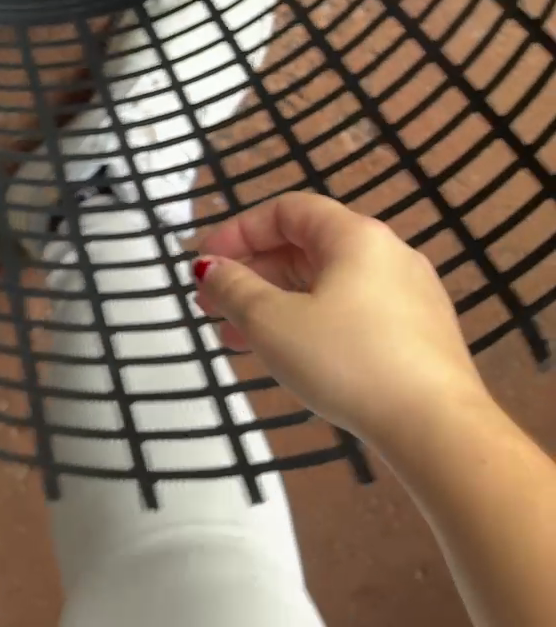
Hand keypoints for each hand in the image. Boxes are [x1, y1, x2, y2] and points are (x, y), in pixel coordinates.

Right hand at [193, 191, 487, 445]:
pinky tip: (275, 351)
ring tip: (232, 334)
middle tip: (209, 302)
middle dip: (245, 273)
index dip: (236, 230)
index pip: (285, 211)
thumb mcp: (266, 317)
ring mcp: (405, 298)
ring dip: (266, 301)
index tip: (204, 261)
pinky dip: (300, 320)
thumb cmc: (344, 358)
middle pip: (299, 248)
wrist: (438, 432)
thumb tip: (209, 268)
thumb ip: (229, 284)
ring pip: (317, 284)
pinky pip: (342, 311)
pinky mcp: (412, 334)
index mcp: (356, 239)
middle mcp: (386, 258)